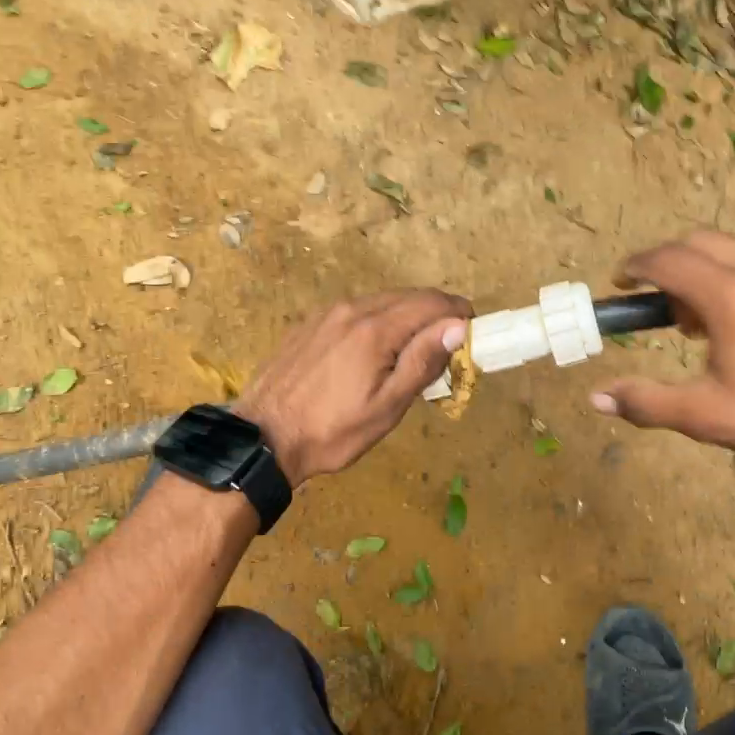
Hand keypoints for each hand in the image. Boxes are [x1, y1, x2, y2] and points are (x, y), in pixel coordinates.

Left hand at [237, 290, 470, 484]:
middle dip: (436, 316)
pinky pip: (358, 312)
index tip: (471, 336)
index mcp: (376, 329)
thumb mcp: (386, 407)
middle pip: (409, 297)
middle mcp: (353, 309)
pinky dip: (379, 322)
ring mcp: (328, 314)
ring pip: (383, 302)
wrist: (263, 438)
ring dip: (408, 319)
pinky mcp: (311, 324)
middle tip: (448, 351)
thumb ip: (423, 362)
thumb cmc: (332, 432)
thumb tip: (457, 326)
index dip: (459, 314)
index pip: (432, 303)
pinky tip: (376, 353)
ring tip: (414, 355)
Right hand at [590, 232, 734, 474]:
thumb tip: (596, 396)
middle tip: (674, 312)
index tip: (625, 281)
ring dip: (717, 271)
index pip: (668, 259)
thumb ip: (647, 402)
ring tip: (723, 318)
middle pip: (702, 242)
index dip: (638, 266)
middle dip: (674, 266)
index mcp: (730, 297)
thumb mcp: (707, 417)